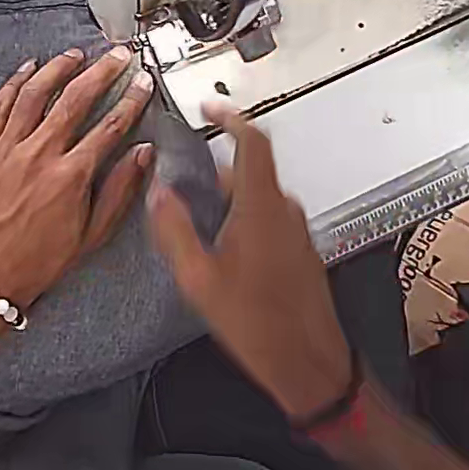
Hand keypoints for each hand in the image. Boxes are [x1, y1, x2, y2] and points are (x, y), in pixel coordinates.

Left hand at [0, 46, 154, 364]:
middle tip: (117, 56)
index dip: (132, 100)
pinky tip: (28, 69)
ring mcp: (9, 148)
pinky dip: (14, 83)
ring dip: (58, 68)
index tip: (143, 84)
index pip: (110, 126)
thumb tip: (142, 155)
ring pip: (35, 93)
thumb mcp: (91, 235)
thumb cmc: (37, 259)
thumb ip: (119, 190)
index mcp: (70, 176)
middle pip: (75, 98)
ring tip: (75, 55)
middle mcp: (39, 155)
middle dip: (101, 71)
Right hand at [145, 101, 352, 419]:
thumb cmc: (259, 324)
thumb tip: (159, 195)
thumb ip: (174, 230)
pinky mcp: (299, 247)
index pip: (253, 142)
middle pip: (252, 167)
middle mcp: (285, 211)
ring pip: (260, 192)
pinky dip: (245, 212)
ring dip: (230, 192)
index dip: (231, 117)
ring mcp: (296, 229)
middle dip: (218, 163)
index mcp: (261, 208)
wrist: (308, 362)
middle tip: (189, 172)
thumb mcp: (199, 278)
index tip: (211, 107)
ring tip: (200, 214)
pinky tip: (224, 243)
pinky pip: (270, 213)